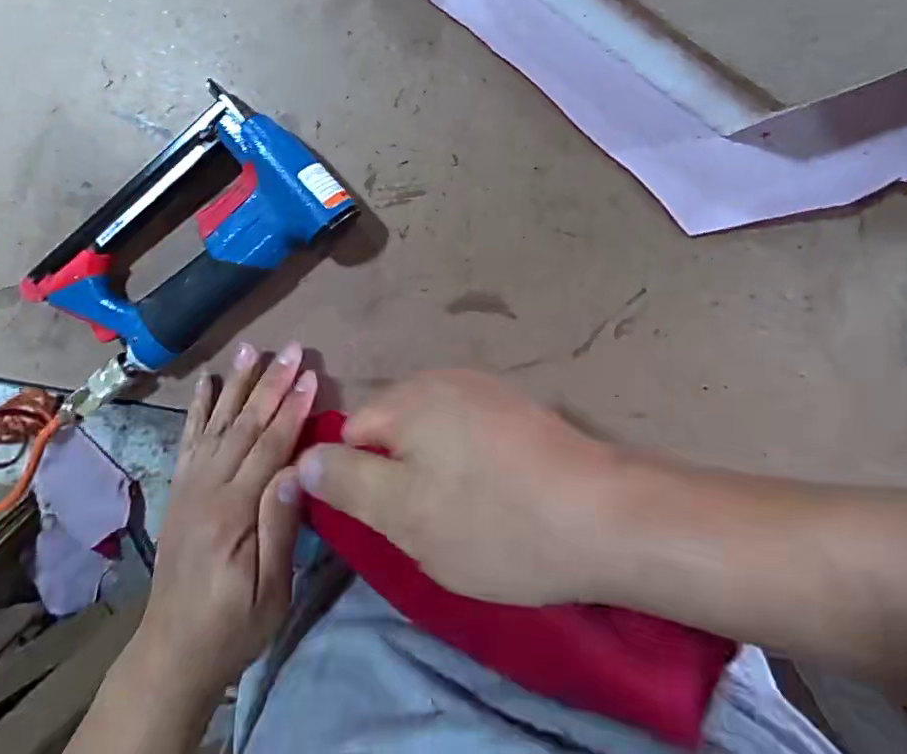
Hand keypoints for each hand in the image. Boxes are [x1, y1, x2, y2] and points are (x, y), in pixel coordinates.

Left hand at [131, 341, 315, 699]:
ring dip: (236, 385)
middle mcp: (205, 491)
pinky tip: (207, 385)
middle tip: (291, 349)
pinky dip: (199, 410)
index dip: (292, 410)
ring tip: (250, 350)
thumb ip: (280, 527)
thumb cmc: (234, 626)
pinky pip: (189, 441)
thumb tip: (295, 470)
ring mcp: (188, 488)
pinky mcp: (180, 491)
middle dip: (269, 384)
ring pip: (217, 425)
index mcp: (231, 514)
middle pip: (243, 427)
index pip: (269, 449)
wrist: (172, 652)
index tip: (310, 374)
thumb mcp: (270, 592)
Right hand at [295, 370, 629, 606]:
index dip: (356, 483)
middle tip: (427, 527)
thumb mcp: (404, 515)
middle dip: (397, 480)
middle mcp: (443, 380)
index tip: (386, 524)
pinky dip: (468, 468)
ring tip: (465, 519)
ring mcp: (485, 391)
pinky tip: (496, 500)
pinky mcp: (517, 411)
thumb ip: (345, 482)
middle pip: (390, 432)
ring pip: (430, 437)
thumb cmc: (493, 521)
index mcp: (408, 398)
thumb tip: (300, 458)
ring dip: (433, 476)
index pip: (348, 436)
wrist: (605, 517)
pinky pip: (467, 437)